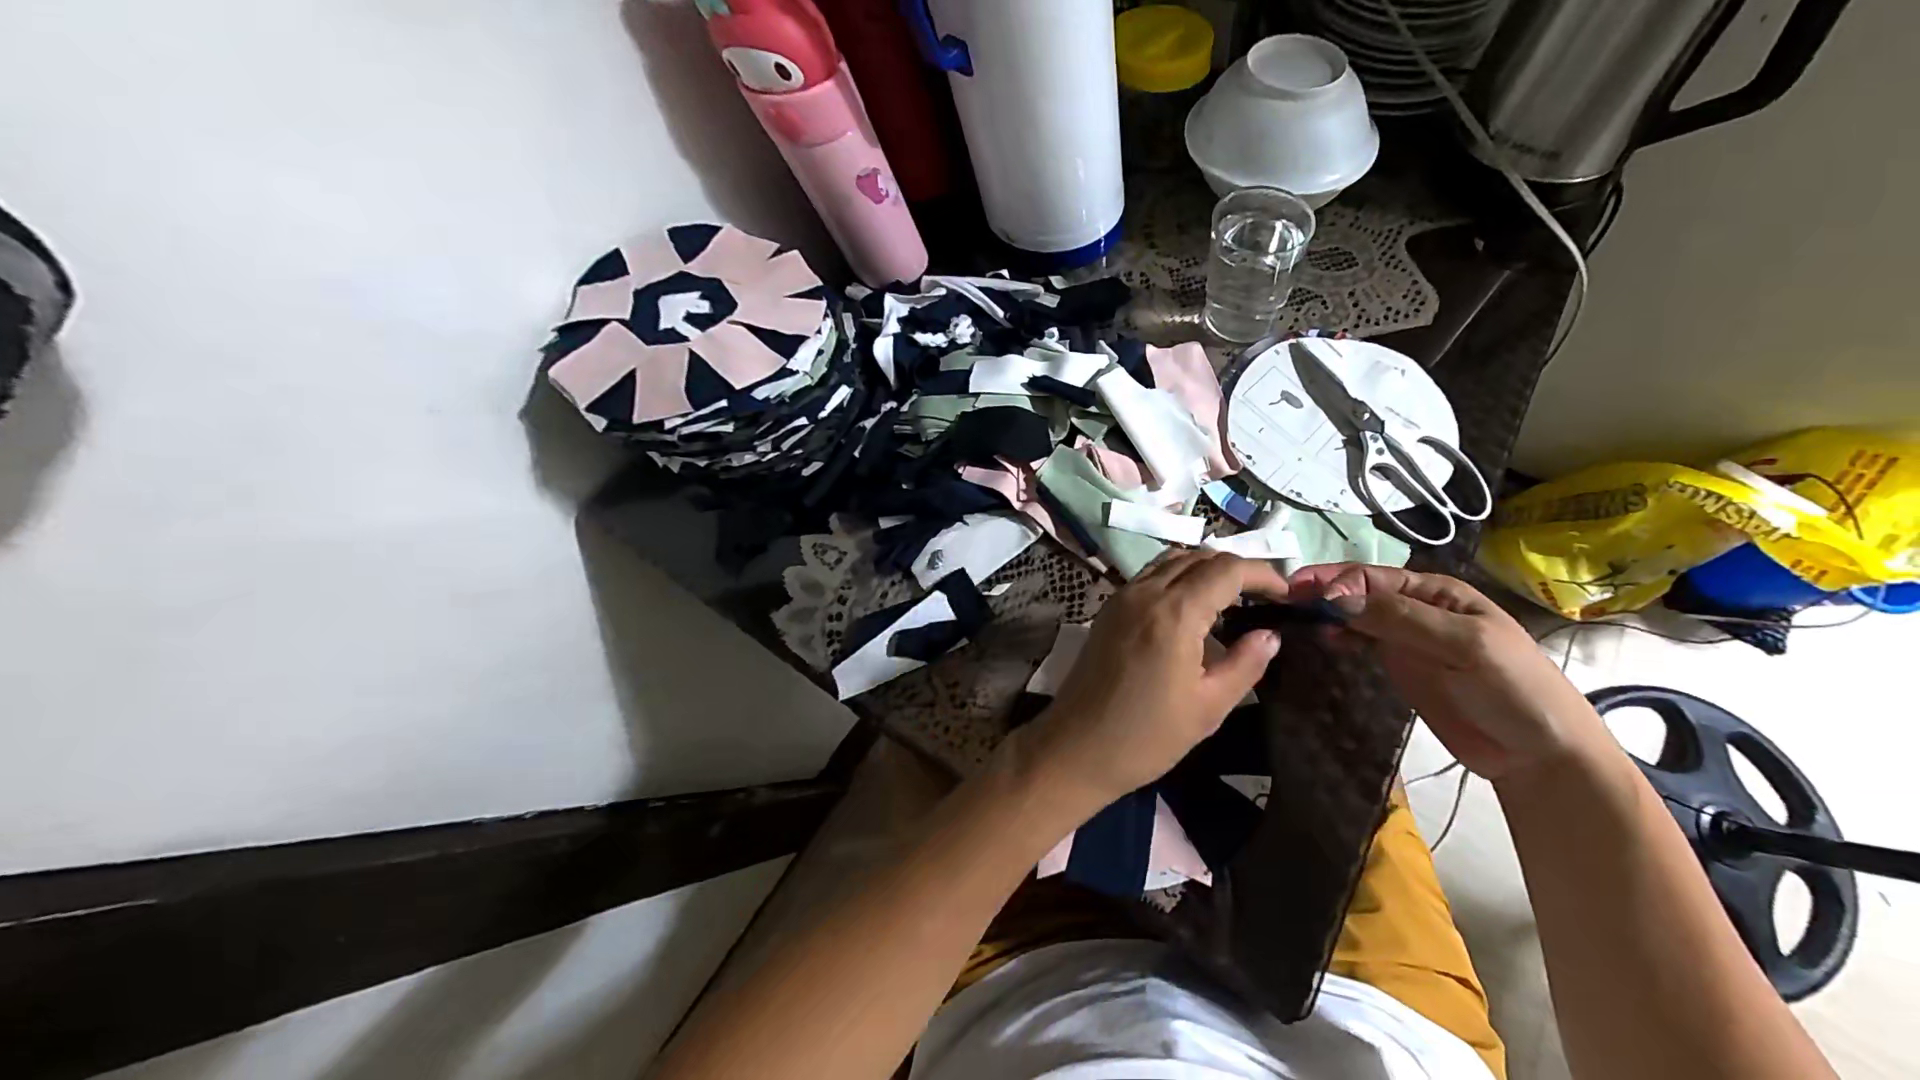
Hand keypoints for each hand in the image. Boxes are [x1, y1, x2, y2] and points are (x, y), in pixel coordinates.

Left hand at [1026, 551, 1288, 804]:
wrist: (1077, 747)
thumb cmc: (1147, 735)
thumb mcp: (1209, 706)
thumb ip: (1246, 663)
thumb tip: (1270, 634)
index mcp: (1174, 613)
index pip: (1227, 569)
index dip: (1263, 575)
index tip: (1287, 595)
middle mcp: (1145, 593)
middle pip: (1199, 557)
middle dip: (1237, 570)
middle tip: (1264, 599)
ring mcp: (1122, 597)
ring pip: (1172, 561)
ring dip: (1205, 570)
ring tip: (1232, 602)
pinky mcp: (1108, 610)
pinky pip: (1150, 577)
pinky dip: (1178, 579)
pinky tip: (1193, 611)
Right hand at [1289, 563, 1605, 781]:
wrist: (1538, 753)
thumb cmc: (1513, 688)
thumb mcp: (1464, 645)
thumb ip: (1399, 618)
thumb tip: (1334, 599)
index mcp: (1436, 591)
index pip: (1373, 576)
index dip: (1336, 581)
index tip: (1305, 596)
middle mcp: (1415, 607)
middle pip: (1357, 591)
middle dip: (1322, 591)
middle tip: (1284, 600)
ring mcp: (1404, 638)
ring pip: (1353, 615)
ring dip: (1325, 612)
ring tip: (1294, 618)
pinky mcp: (1397, 666)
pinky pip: (1359, 641)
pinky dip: (1337, 636)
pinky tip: (1321, 639)